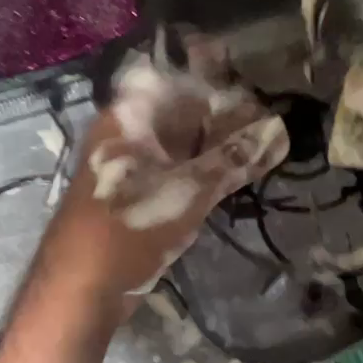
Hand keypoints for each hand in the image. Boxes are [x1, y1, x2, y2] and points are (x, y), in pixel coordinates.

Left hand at [38, 47, 289, 302]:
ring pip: (182, 142)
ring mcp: (134, 166)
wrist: (84, 288)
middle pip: (180, 110)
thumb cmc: (131, 227)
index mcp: (129, 118)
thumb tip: (278, 130)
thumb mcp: (189, 190)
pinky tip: (237, 172)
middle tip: (268, 115)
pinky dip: (206, 169)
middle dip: (223, 111)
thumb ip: (235, 159)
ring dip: (219, 143)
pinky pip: (178, 169)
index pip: (174, 77)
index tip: (251, 79)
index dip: (212, 74)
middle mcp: (129, 134)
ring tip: (263, 141)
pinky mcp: (141, 196)